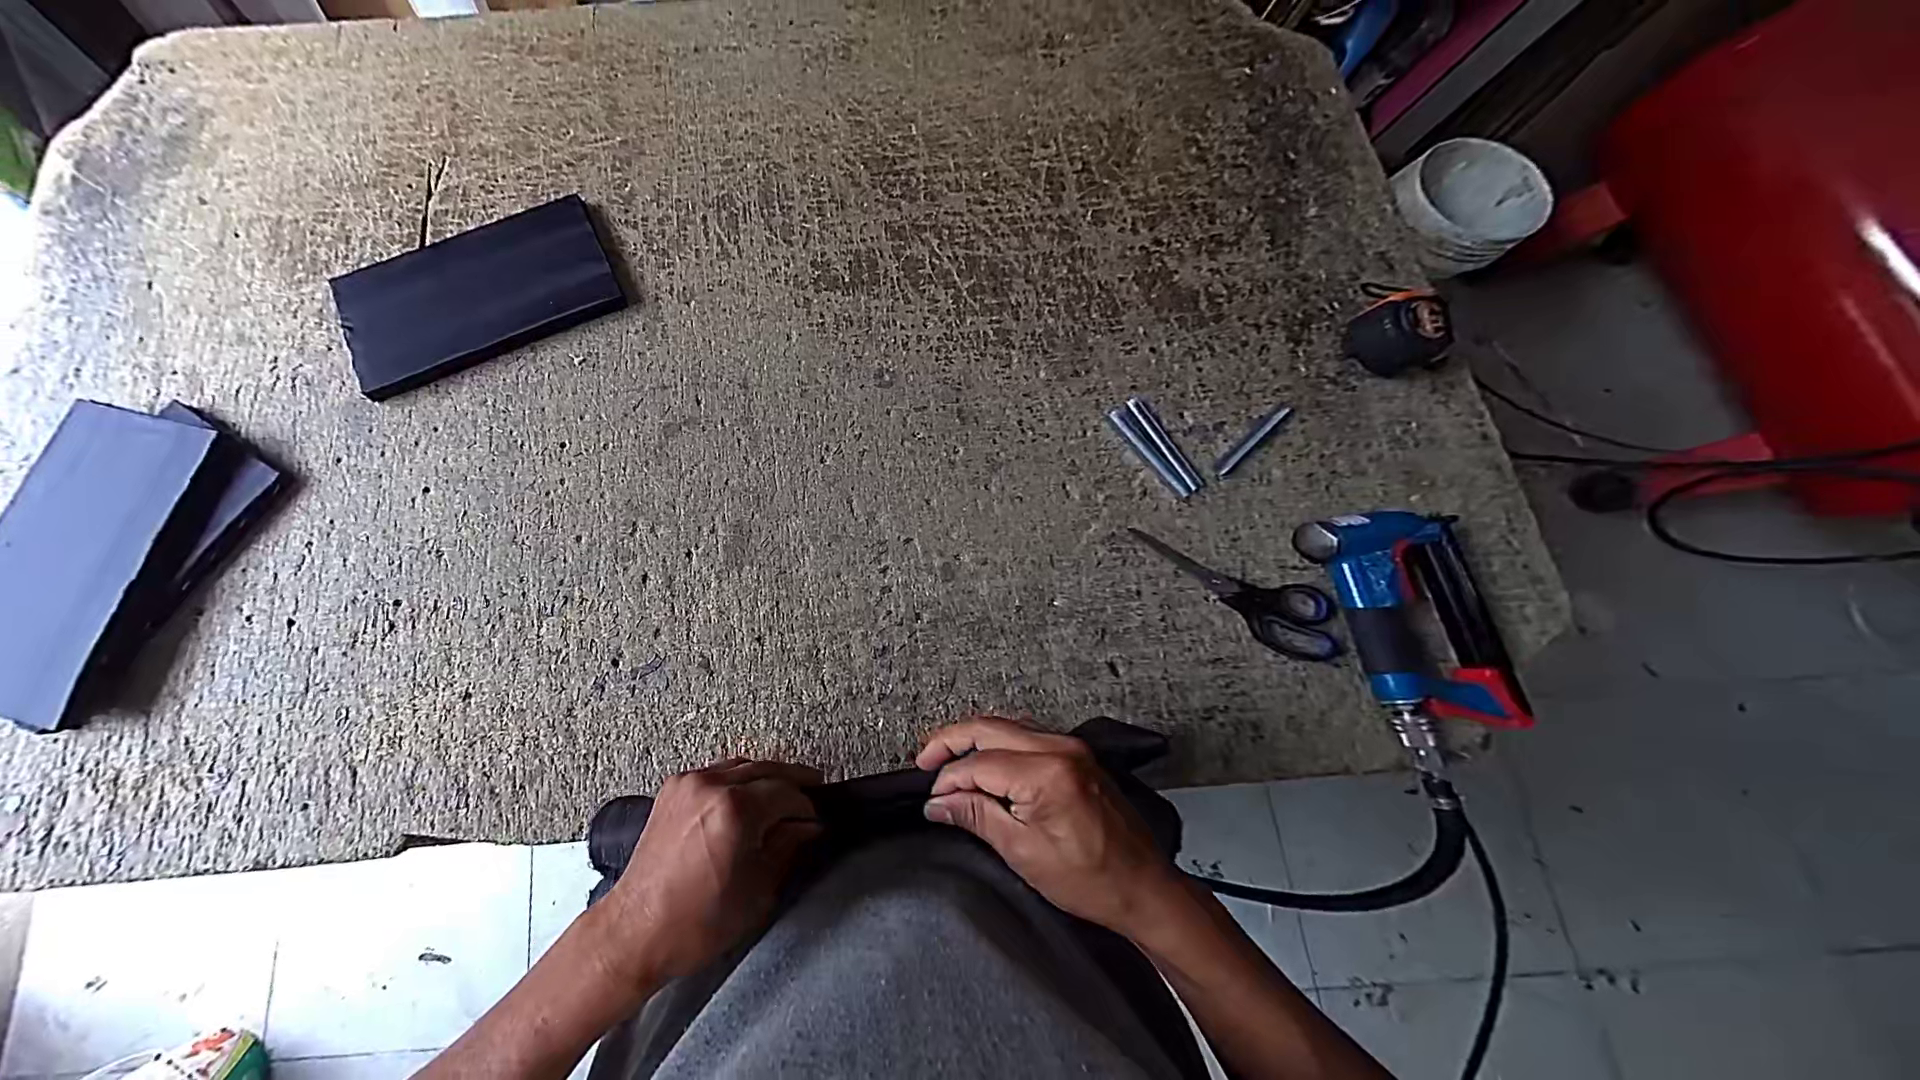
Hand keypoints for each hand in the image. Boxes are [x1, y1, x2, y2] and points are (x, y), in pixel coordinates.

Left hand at [597, 758, 822, 981]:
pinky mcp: (674, 789)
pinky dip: (739, 778)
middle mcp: (711, 787)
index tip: (815, 821)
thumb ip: (788, 847)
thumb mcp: (758, 890)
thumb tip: (807, 827)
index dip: (808, 808)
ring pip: (745, 766)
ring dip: (768, 777)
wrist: (634, 933)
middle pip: (769, 770)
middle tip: (812, 796)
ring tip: (785, 794)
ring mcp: (690, 785)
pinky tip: (750, 793)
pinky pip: (719, 772)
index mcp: (735, 809)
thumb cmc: (691, 923)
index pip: (789, 793)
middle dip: (794, 784)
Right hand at [917, 716, 1185, 937]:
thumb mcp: (1023, 852)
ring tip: (948, 760)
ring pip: (1007, 726)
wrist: (1144, 887)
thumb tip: (941, 802)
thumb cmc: (1095, 879)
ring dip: (974, 739)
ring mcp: (1072, 747)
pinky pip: (1027, 733)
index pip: (978, 763)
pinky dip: (999, 742)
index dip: (948, 780)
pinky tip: (985, 759)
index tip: (934, 798)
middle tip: (925, 760)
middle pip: (989, 728)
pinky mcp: (1077, 754)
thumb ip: (977, 816)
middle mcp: (1061, 749)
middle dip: (951, 741)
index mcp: (1047, 773)